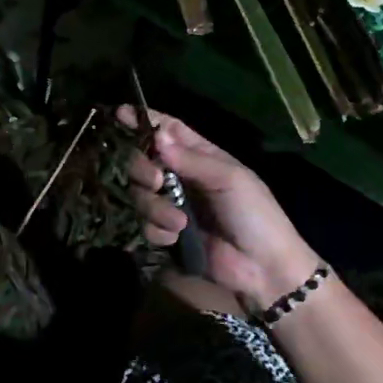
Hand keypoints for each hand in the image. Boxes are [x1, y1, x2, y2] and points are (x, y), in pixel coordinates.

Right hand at [118, 106, 321, 310]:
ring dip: (155, 208)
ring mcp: (172, 206)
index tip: (120, 114)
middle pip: (142, 161)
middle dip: (142, 169)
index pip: (169, 130)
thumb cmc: (254, 214)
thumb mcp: (229, 179)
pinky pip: (145, 225)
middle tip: (156, 182)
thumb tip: (157, 136)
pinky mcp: (166, 234)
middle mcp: (182, 177)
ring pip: (140, 195)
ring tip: (180, 223)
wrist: (262, 268)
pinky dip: (158, 231)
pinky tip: (177, 239)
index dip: (145, 121)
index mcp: (202, 156)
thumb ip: (190, 158)